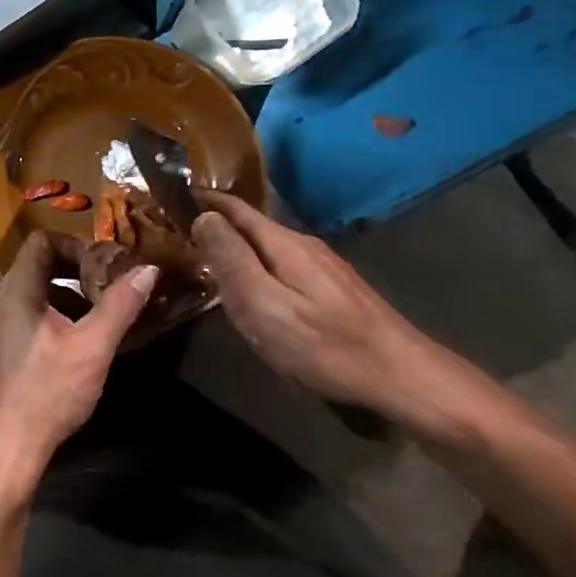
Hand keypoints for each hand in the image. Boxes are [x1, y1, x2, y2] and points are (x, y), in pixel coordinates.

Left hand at [0, 232, 157, 487]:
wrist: (2, 446)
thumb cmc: (47, 391)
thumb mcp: (92, 347)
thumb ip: (120, 304)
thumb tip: (148, 269)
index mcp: (15, 289)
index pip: (42, 240)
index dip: (77, 243)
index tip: (107, 265)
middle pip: (39, 265)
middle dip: (78, 272)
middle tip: (111, 289)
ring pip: (35, 293)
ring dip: (69, 297)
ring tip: (102, 319)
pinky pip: (27, 314)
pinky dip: (55, 317)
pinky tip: (78, 345)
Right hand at [189, 190, 484, 434]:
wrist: (405, 378)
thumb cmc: (326, 346)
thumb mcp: (265, 305)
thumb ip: (232, 260)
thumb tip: (204, 216)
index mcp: (284, 245)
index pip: (236, 209)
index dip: (204, 201)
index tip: (171, 198)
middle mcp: (305, 246)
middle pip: (251, 228)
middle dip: (216, 227)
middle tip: (177, 236)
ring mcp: (324, 267)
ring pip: (267, 249)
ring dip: (235, 249)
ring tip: (205, 263)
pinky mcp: (334, 289)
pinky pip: (282, 267)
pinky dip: (256, 269)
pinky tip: (251, 292)